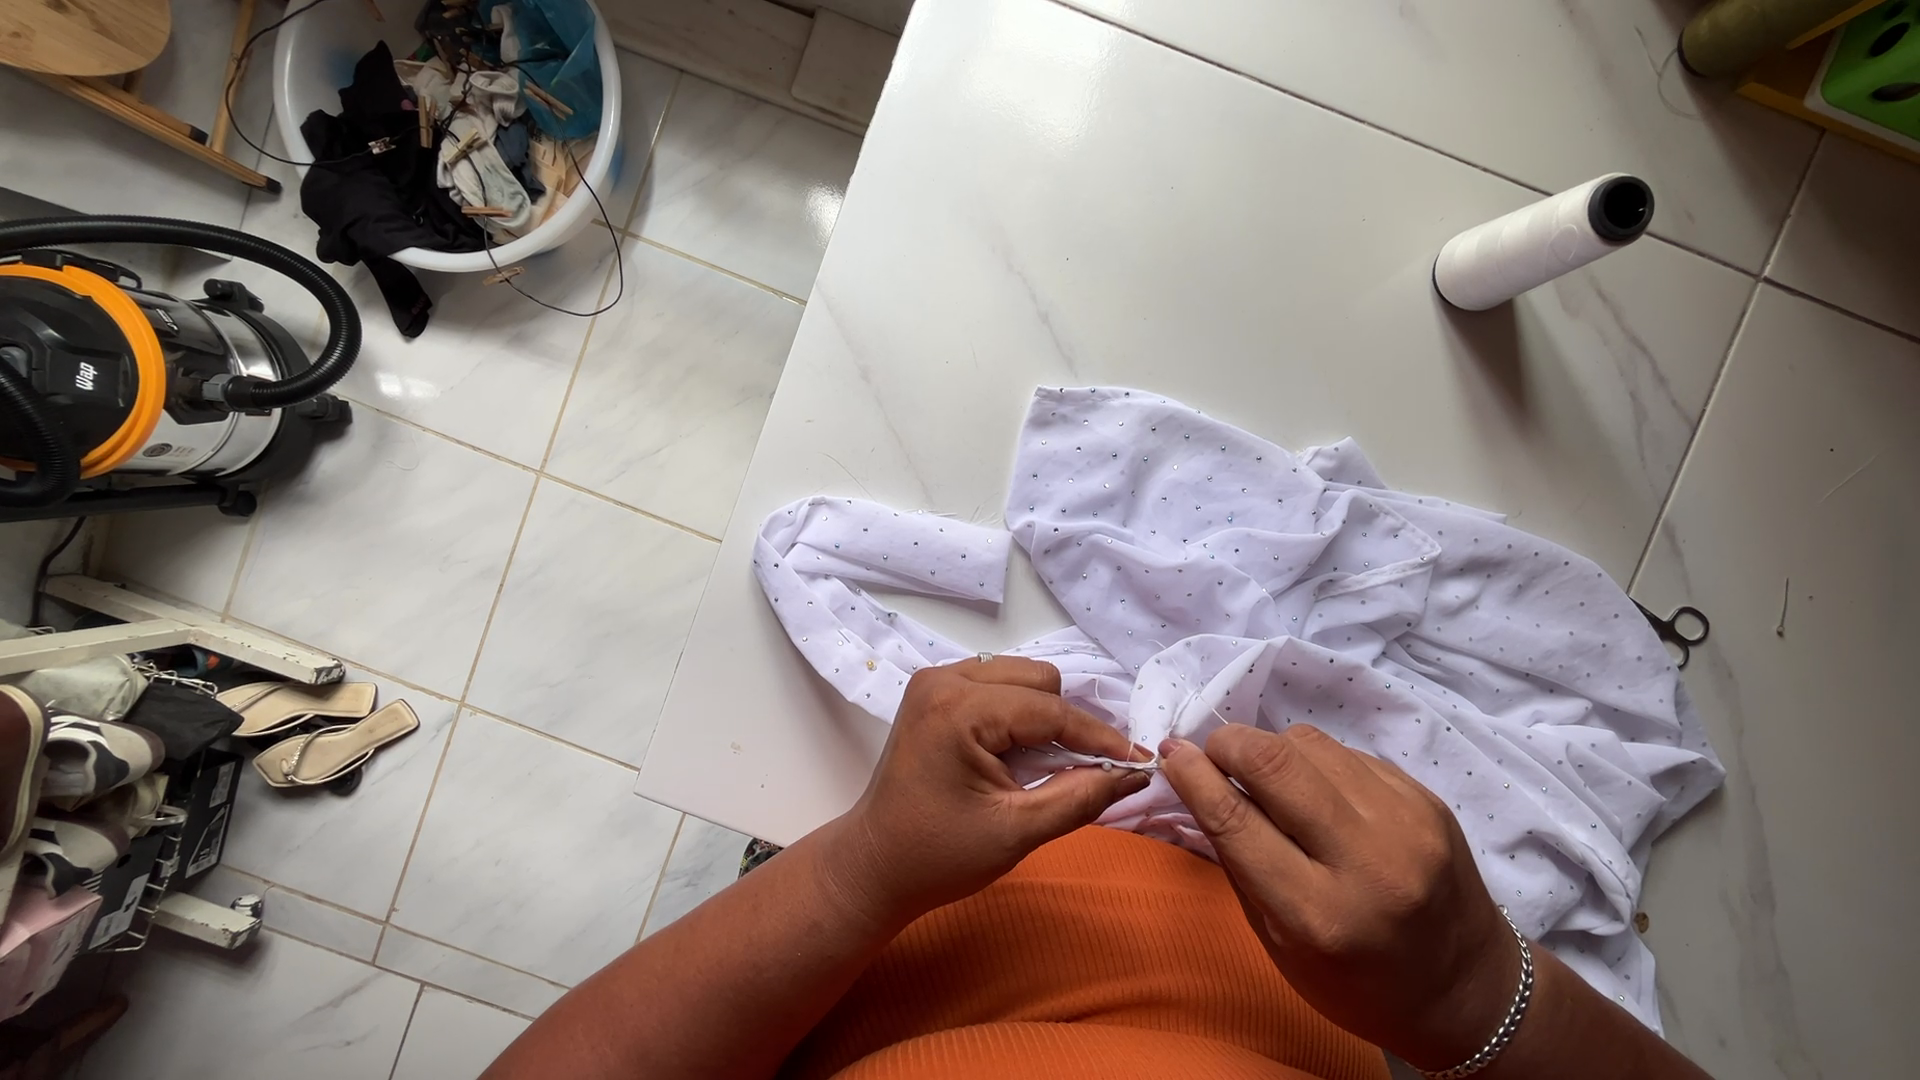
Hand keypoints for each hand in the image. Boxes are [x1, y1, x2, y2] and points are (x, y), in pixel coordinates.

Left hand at [824, 656, 1150, 923]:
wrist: (874, 864)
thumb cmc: (938, 855)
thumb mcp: (1016, 832)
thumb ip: (1079, 797)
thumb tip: (1133, 773)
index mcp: (958, 709)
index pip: (1049, 710)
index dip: (1098, 738)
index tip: (1138, 761)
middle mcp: (944, 679)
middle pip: (1038, 679)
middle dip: (1067, 724)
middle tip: (1080, 771)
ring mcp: (936, 680)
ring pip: (1021, 676)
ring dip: (1044, 716)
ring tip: (1045, 765)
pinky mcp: (935, 691)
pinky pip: (998, 684)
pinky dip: (1020, 713)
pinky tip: (1017, 752)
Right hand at [1158, 725, 1521, 1071]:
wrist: (1470, 990)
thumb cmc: (1354, 980)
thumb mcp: (1278, 941)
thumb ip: (1237, 859)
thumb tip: (1196, 779)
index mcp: (1319, 915)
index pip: (1235, 819)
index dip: (1192, 776)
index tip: (1170, 753)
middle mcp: (1368, 861)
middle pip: (1272, 761)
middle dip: (1225, 743)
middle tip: (1211, 754)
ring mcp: (1406, 822)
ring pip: (1306, 742)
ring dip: (1268, 750)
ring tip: (1269, 782)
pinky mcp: (1425, 797)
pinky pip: (1343, 751)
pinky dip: (1312, 761)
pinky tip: (1317, 793)